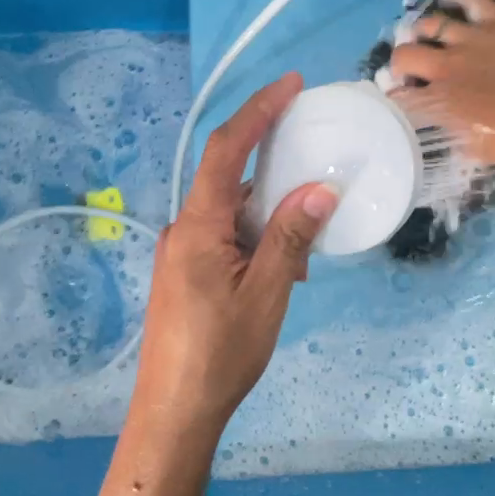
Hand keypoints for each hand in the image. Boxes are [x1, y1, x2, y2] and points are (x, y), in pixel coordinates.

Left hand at [132, 73, 337, 428]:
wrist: (175, 410)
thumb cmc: (220, 353)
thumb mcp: (267, 294)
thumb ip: (291, 237)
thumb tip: (320, 188)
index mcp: (199, 226)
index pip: (228, 151)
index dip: (258, 111)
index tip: (291, 85)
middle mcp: (185, 229)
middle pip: (231, 177)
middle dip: (274, 164)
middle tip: (317, 158)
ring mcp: (183, 253)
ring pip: (233, 212)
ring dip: (272, 213)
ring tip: (309, 239)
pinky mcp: (188, 274)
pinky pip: (228, 238)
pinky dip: (259, 239)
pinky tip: (285, 267)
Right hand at [386, 0, 494, 169]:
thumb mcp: (471, 149)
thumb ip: (447, 134)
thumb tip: (436, 130)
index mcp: (437, 100)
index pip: (399, 95)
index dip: (394, 98)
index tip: (399, 101)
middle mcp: (446, 65)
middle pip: (403, 55)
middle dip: (399, 64)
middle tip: (410, 71)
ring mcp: (471, 39)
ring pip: (429, 23)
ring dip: (420, 32)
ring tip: (424, 37)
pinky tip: (450, 1)